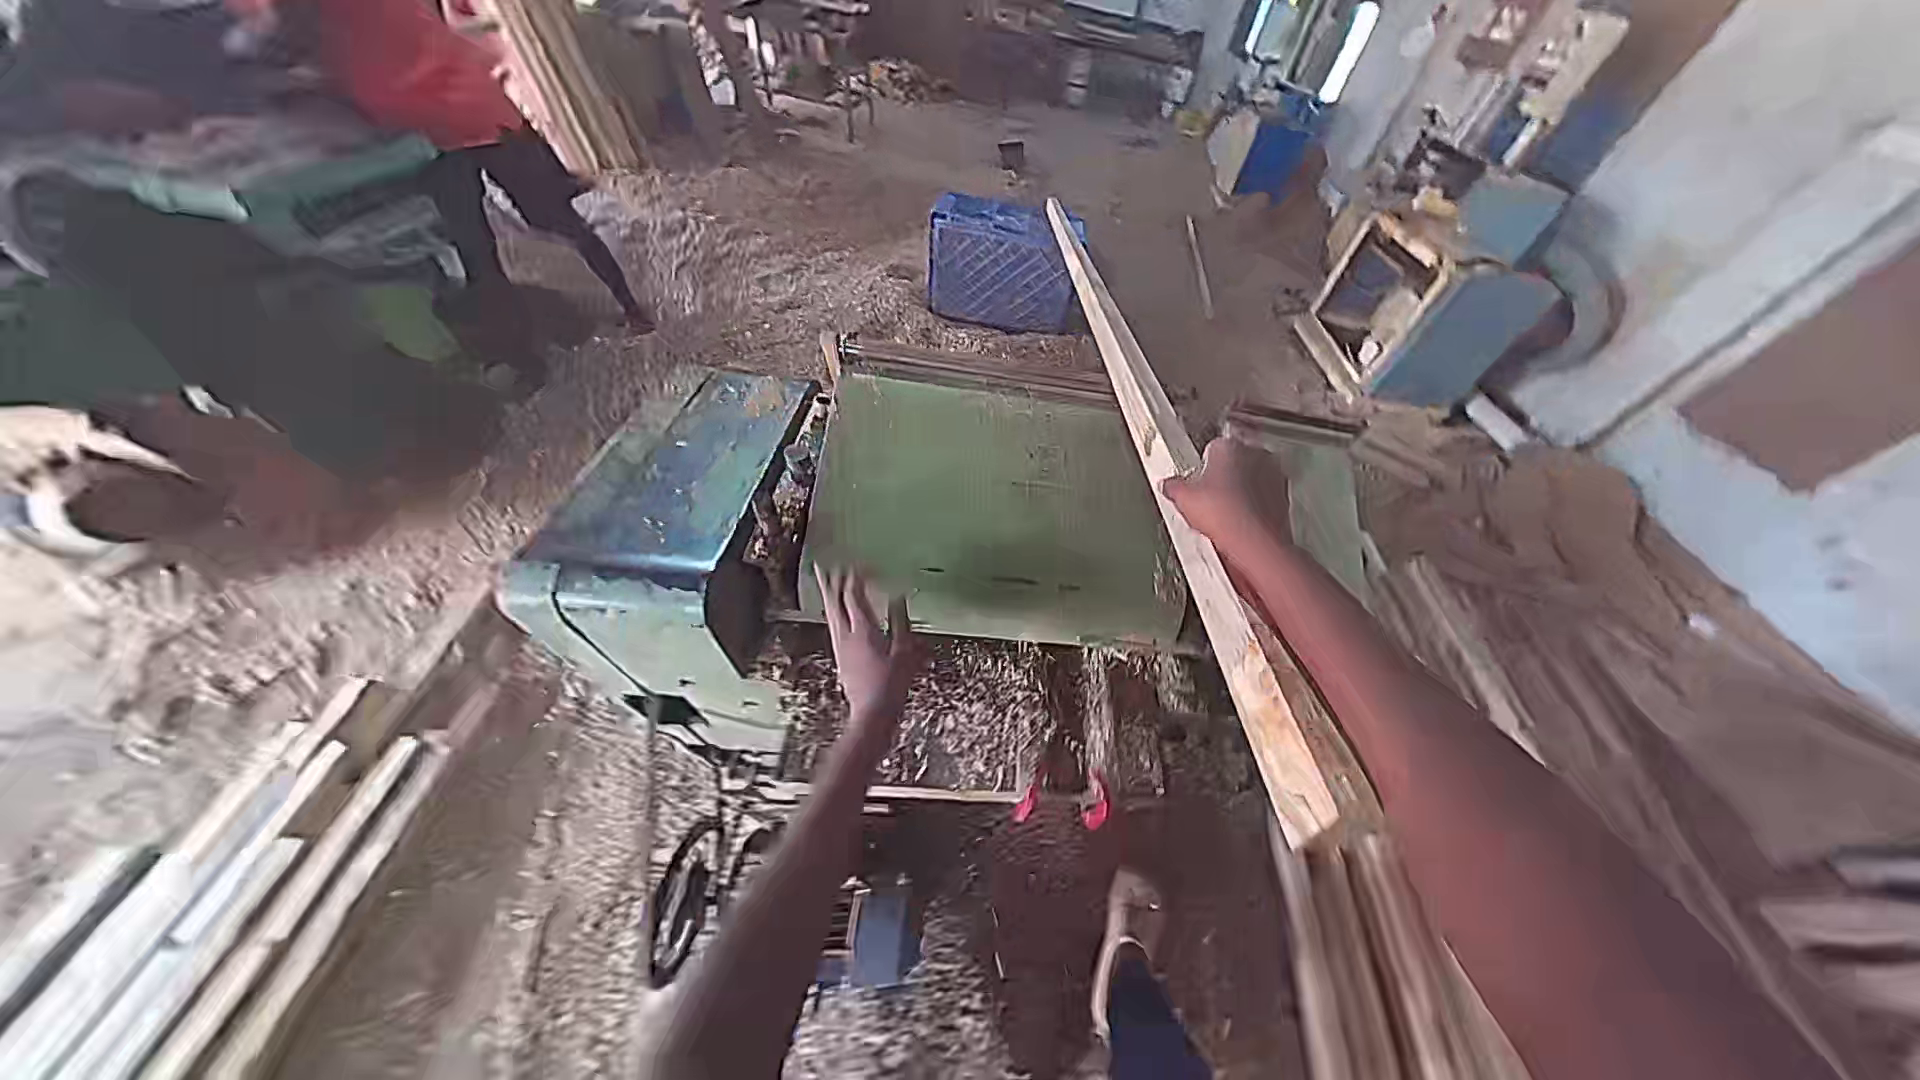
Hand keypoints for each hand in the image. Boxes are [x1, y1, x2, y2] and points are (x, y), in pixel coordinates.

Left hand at [814, 565, 917, 727]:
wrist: (872, 715)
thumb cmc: (891, 685)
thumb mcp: (904, 650)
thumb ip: (899, 620)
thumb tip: (897, 597)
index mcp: (863, 630)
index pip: (854, 595)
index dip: (854, 577)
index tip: (857, 564)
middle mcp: (846, 636)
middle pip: (833, 601)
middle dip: (830, 581)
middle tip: (824, 564)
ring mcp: (840, 647)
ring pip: (829, 613)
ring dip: (828, 594)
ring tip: (825, 582)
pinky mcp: (839, 656)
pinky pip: (833, 625)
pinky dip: (833, 611)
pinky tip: (835, 613)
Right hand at [1161, 436, 1282, 551]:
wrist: (1253, 539)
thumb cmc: (1224, 513)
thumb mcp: (1182, 498)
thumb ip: (1172, 486)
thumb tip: (1169, 485)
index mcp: (1228, 446)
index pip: (1210, 448)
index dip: (1199, 466)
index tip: (1192, 480)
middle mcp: (1255, 454)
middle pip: (1233, 461)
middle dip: (1221, 476)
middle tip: (1206, 496)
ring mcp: (1273, 474)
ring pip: (1250, 477)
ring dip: (1239, 490)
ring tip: (1220, 513)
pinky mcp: (1283, 496)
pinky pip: (1263, 496)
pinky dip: (1253, 505)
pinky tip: (1237, 522)